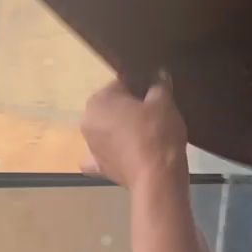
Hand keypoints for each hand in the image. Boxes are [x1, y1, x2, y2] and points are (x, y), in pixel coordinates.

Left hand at [82, 72, 188, 190]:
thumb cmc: (157, 133)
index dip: (143, 88)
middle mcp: (87, 120)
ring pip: (108, 130)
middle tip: (157, 115)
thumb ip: (159, 85)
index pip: (122, 83)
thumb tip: (159, 75)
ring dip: (123, 130)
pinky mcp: (99, 167)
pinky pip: (105, 154)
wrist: (157, 176)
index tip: (159, 96)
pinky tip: (129, 154)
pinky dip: (115, 153)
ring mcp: (90, 146)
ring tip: (150, 136)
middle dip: (131, 109)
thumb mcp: (164, 102)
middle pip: (113, 107)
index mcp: (99, 100)